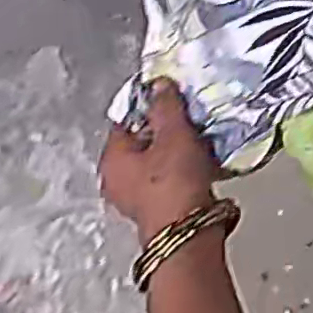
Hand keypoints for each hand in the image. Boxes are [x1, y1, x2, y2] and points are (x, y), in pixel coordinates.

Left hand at [100, 78, 217, 243]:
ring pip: (154, 160)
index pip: (127, 119)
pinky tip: (199, 162)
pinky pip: (165, 176)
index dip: (151, 105)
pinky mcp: (154, 206)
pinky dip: (179, 166)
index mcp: (111, 158)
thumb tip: (158, 84)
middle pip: (141, 141)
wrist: (188, 227)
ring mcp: (133, 196)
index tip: (175, 97)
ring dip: (174, 148)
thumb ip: (165, 106)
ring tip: (200, 138)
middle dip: (165, 128)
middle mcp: (114, 178)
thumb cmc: (175, 180)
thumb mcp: (174, 134)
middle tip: (191, 118)